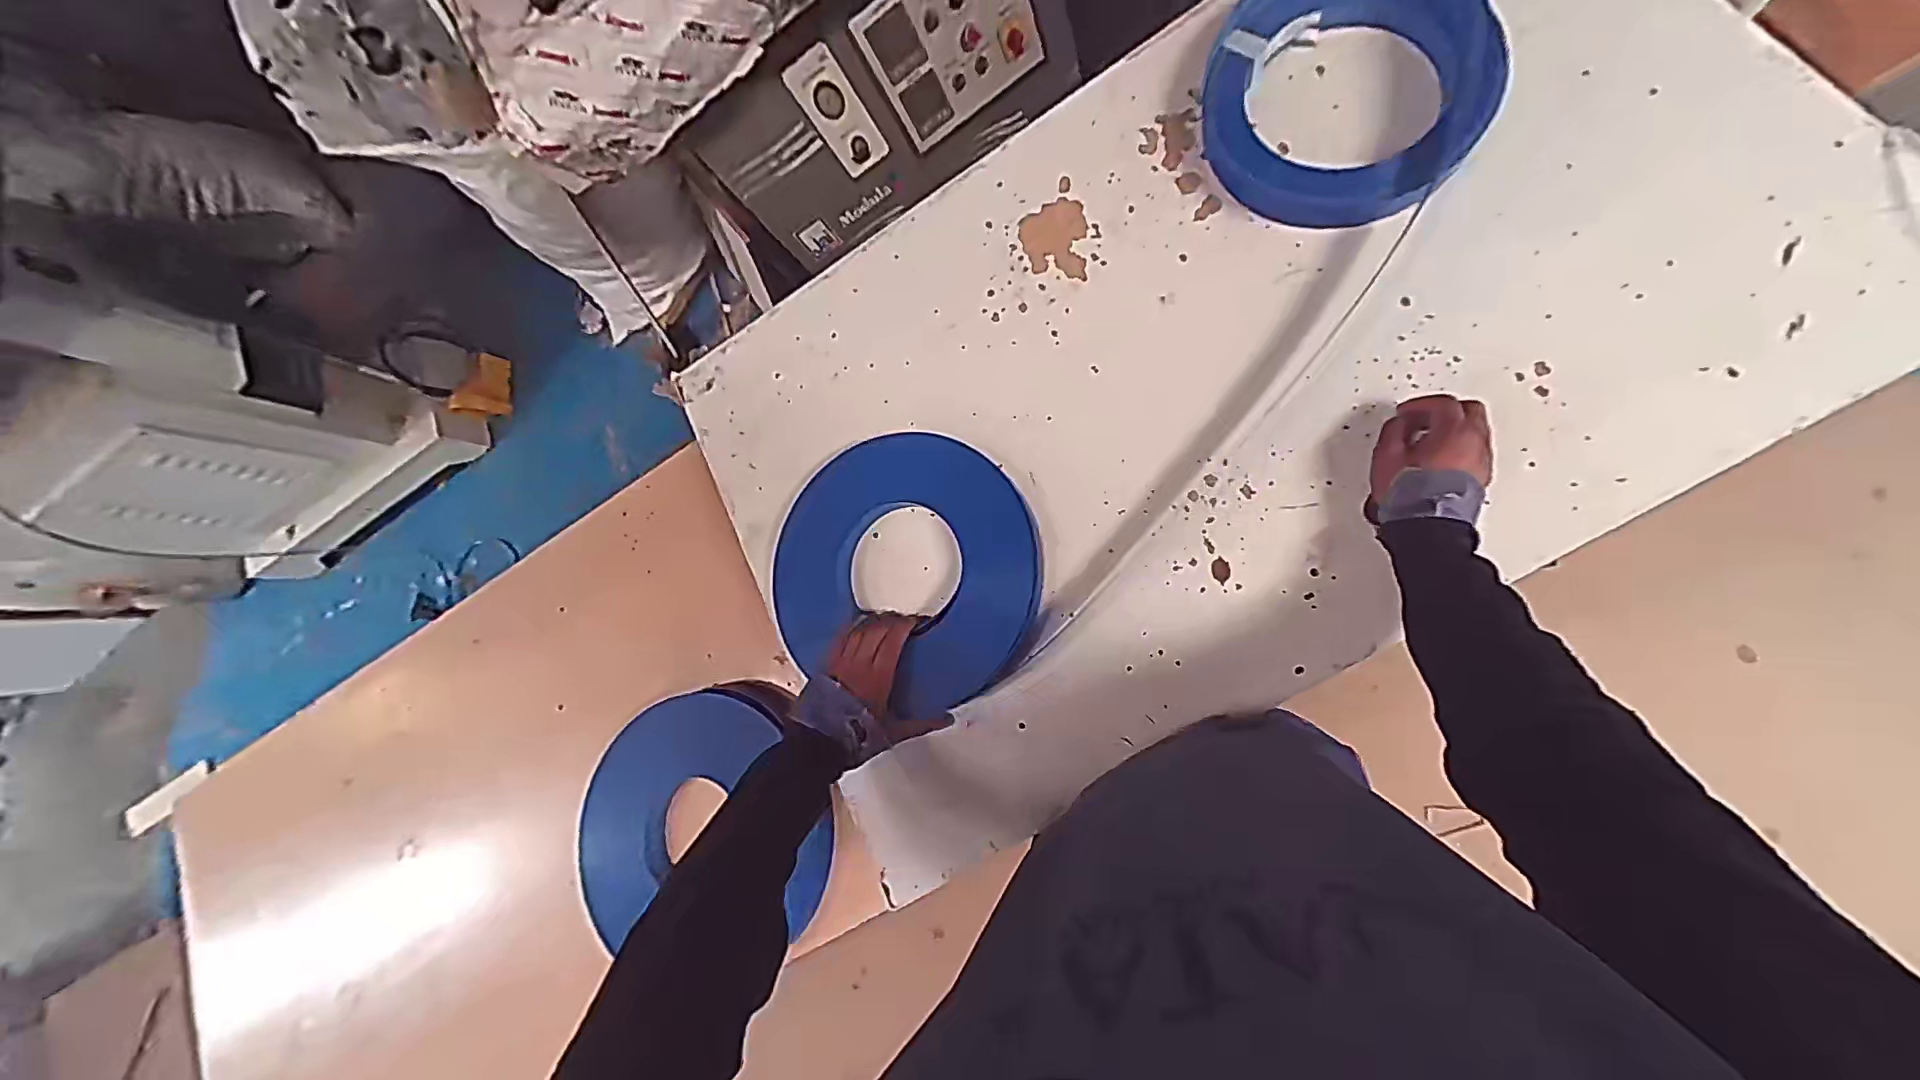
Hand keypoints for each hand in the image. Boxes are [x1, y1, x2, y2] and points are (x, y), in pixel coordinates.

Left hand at [821, 613, 952, 753]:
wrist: (823, 742)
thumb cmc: (857, 736)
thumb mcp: (895, 731)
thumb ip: (921, 723)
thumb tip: (944, 720)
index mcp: (878, 676)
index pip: (892, 639)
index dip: (904, 625)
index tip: (914, 622)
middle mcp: (859, 664)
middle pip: (876, 630)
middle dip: (891, 620)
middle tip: (902, 619)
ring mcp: (842, 663)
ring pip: (858, 631)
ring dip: (872, 621)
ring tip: (882, 618)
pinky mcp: (827, 666)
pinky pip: (840, 639)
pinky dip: (850, 628)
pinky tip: (855, 625)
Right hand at [1369, 394, 1492, 505]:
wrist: (1427, 524)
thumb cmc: (1409, 494)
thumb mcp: (1387, 455)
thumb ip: (1394, 431)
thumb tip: (1400, 424)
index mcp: (1454, 432)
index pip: (1443, 404)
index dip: (1421, 404)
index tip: (1406, 412)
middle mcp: (1474, 443)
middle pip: (1468, 411)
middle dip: (1444, 411)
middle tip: (1422, 418)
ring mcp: (1481, 461)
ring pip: (1474, 431)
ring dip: (1453, 430)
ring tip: (1427, 440)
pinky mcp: (1481, 478)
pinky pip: (1474, 451)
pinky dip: (1458, 447)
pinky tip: (1438, 458)